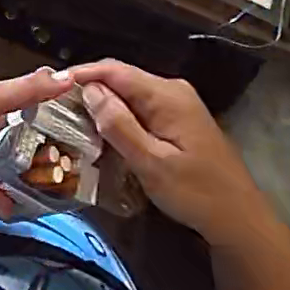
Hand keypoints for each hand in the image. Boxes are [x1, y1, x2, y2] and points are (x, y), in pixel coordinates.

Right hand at [70, 60, 281, 248]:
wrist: (238, 219)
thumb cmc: (196, 193)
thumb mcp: (152, 163)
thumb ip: (119, 125)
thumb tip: (90, 91)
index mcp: (166, 95)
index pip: (115, 71)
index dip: (81, 75)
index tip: (50, 87)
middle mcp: (172, 91)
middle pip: (121, 79)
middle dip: (88, 90)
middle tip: (55, 107)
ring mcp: (176, 105)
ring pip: (128, 94)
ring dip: (101, 105)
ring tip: (70, 120)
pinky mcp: (177, 121)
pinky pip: (139, 109)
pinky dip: (118, 117)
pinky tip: (101, 132)